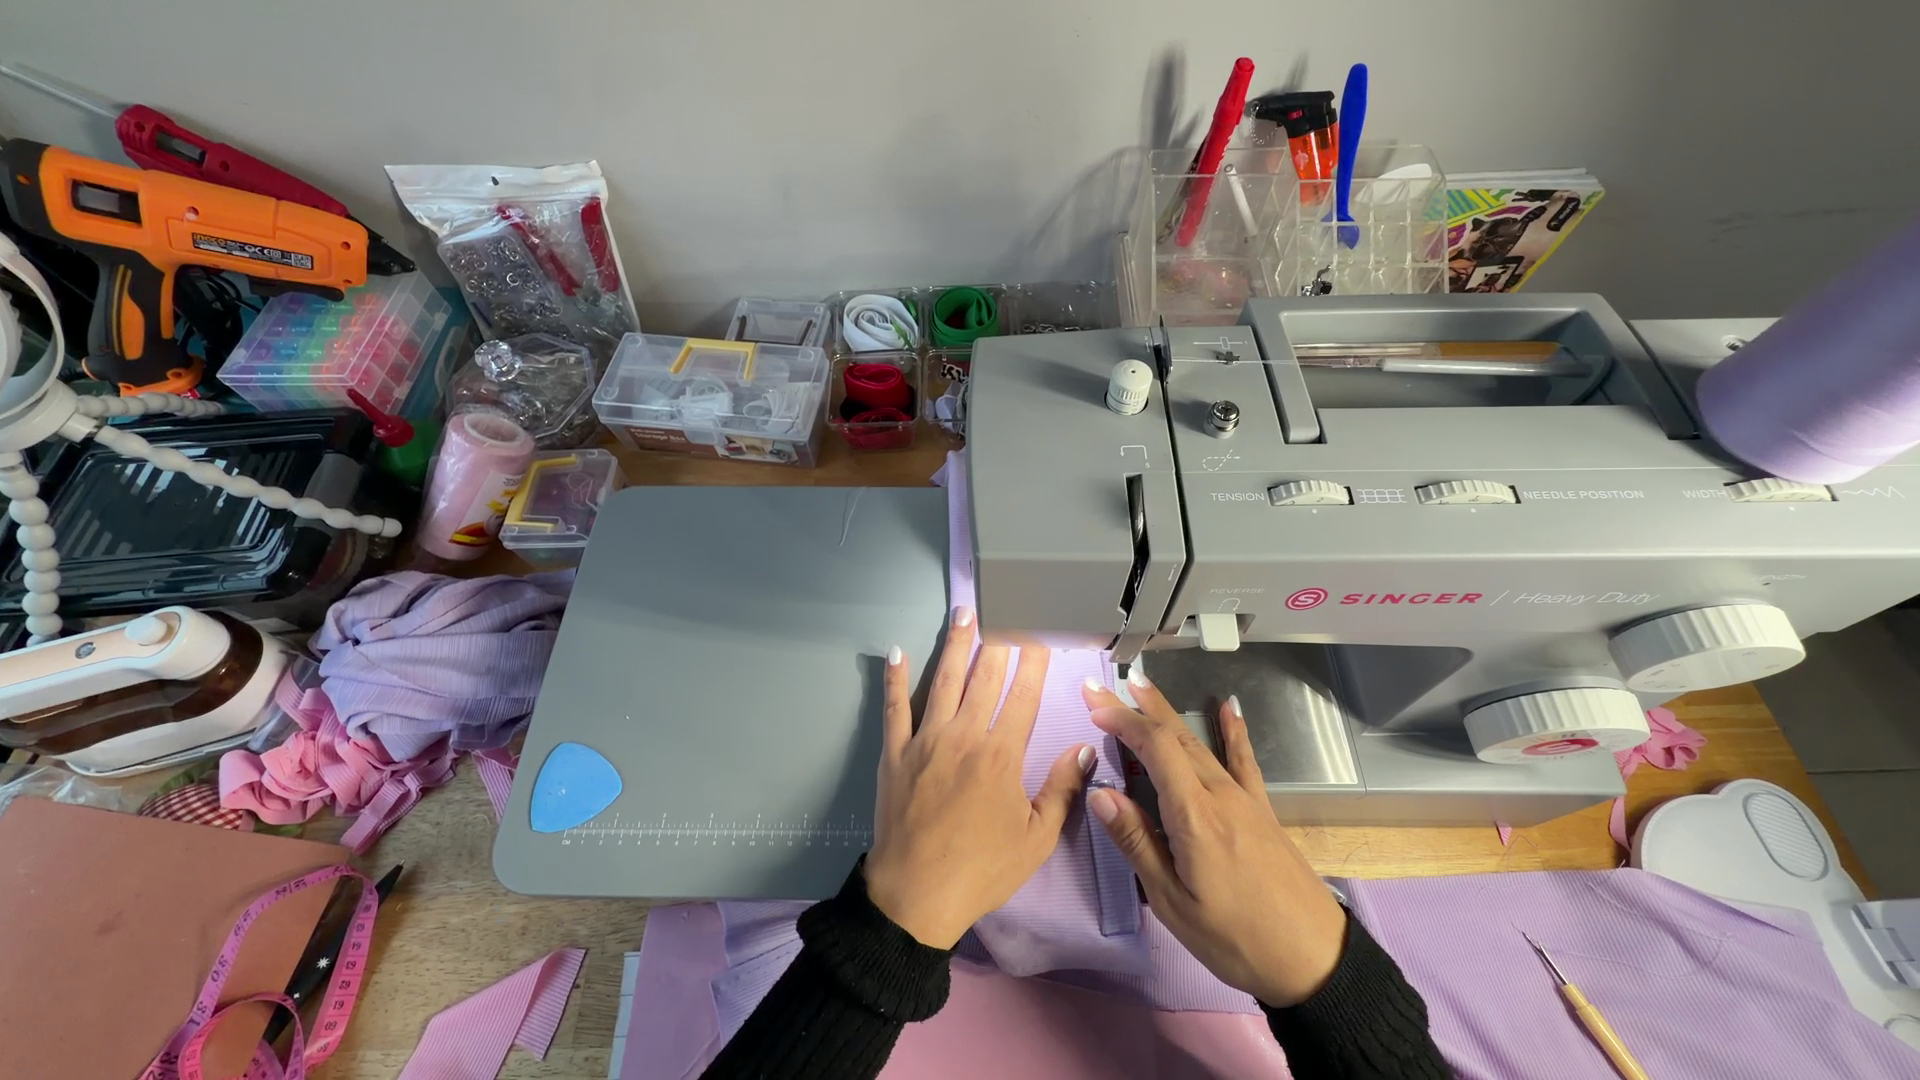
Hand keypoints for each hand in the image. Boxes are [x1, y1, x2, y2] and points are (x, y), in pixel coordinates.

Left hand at [863, 606, 1094, 948]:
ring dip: (954, 644)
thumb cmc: (982, 869)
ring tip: (963, 613)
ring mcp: (924, 740)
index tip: (1038, 636)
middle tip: (1003, 609)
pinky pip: (893, 707)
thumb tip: (1084, 747)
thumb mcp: (1036, 838)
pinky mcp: (893, 752)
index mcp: (1001, 755)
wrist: (916, 895)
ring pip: (942, 680)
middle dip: (997, 641)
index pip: (1022, 696)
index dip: (1032, 663)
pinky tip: (896, 651)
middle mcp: (963, 736)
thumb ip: (1061, 790)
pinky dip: (894, 678)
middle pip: (983, 678)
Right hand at [1081, 672, 1346, 1006]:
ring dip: (1167, 712)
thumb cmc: (1236, 938)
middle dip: (1135, 709)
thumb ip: (1137, 843)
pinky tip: (1228, 706)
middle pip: (1174, 737)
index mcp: (1194, 815)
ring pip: (1199, 744)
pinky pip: (1242, 760)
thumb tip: (1101, 794)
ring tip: (1143, 685)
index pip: (1154, 748)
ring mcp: (1244, 799)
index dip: (1123, 721)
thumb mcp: (1173, 902)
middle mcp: (1220, 795)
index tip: (1093, 705)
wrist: (1315, 960)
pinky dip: (1233, 731)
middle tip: (1102, 687)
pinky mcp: (1261, 811)